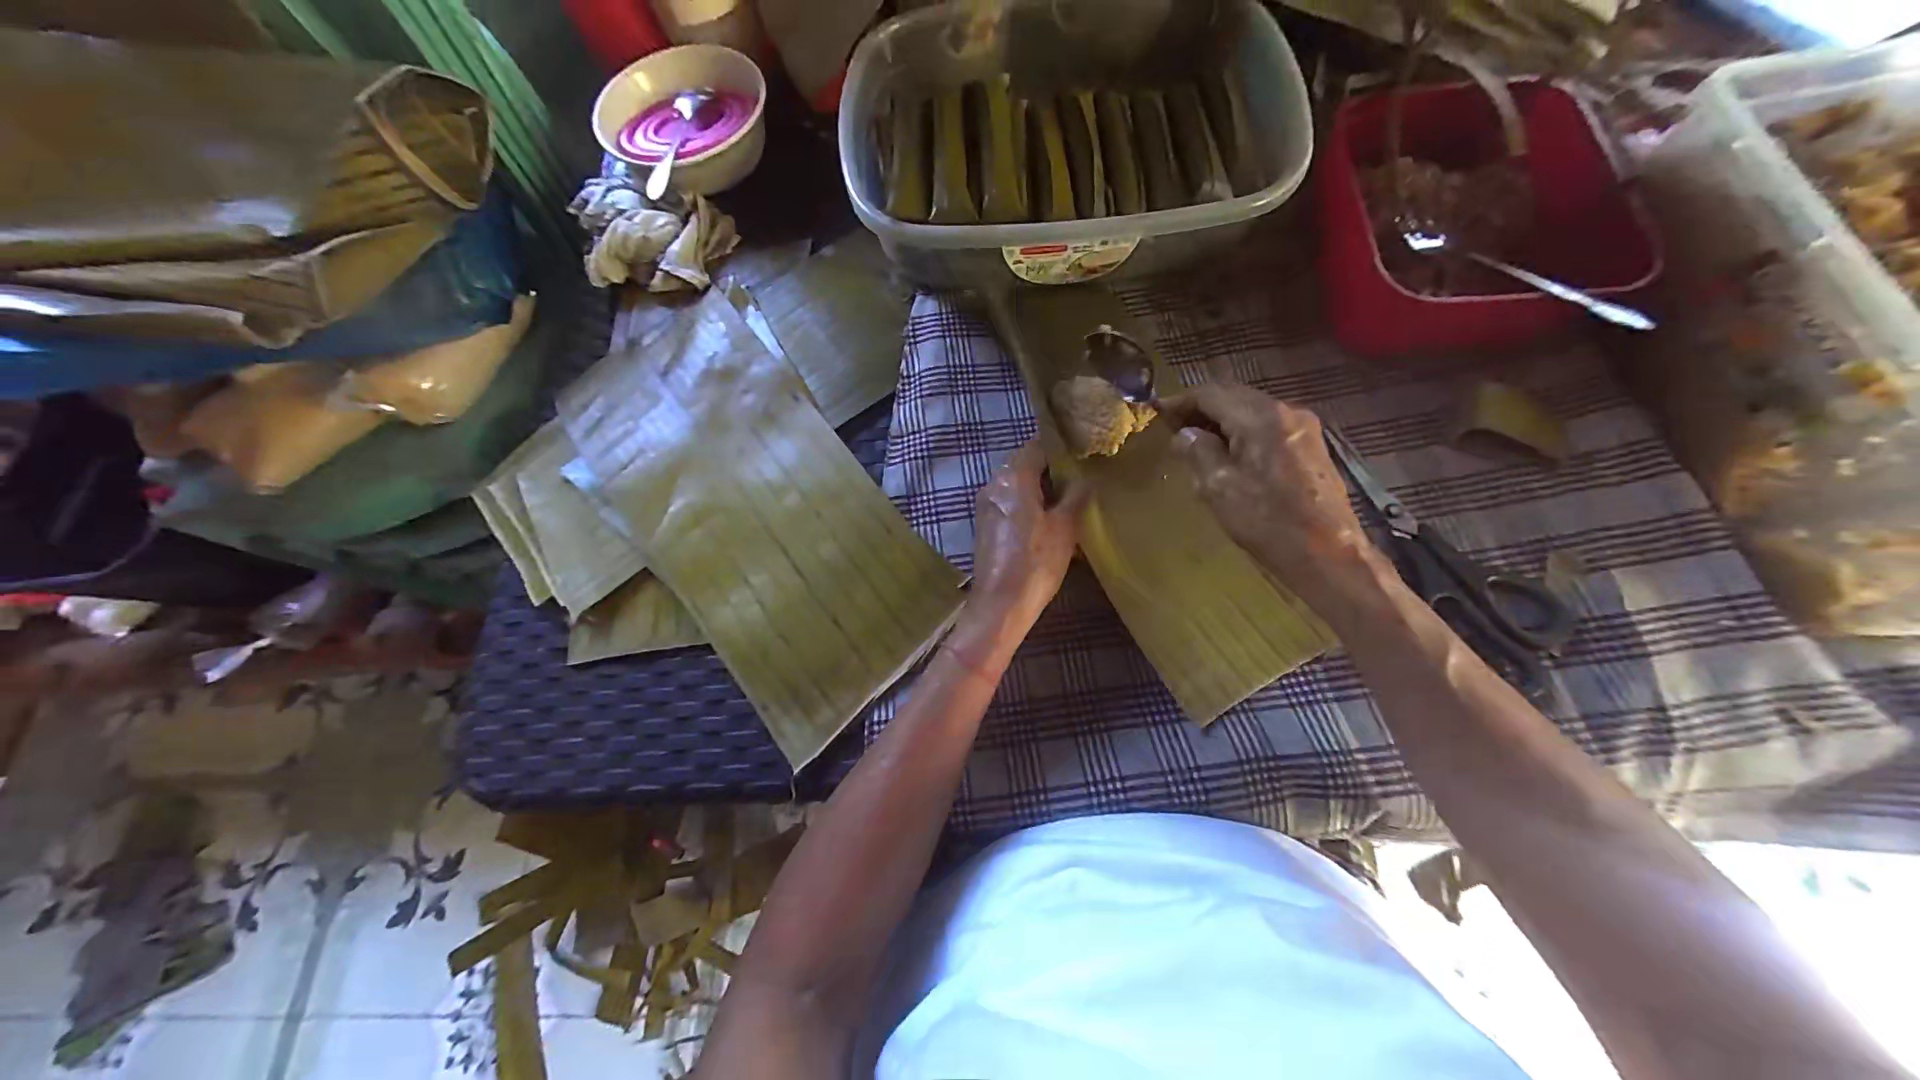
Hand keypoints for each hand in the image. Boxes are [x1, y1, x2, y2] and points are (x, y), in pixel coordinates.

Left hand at [969, 440, 1087, 628]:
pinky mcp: (985, 524)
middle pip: (1024, 462)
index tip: (1083, 451)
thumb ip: (1076, 494)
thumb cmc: (1036, 563)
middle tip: (1080, 474)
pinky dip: (1026, 501)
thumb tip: (1085, 475)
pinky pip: (1008, 500)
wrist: (1000, 605)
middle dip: (1050, 466)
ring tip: (1067, 496)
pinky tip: (1046, 516)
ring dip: (1038, 485)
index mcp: (1012, 477)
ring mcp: (985, 504)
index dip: (1060, 446)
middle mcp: (993, 483)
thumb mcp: (1065, 527)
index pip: (1037, 445)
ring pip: (1015, 482)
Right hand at [1161, 383, 1377, 596]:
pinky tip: (1229, 454)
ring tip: (1196, 442)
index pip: (1211, 393)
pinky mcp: (1311, 448)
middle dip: (1201, 409)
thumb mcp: (1218, 487)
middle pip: (1234, 397)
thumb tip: (1186, 434)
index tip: (1157, 413)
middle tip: (1172, 427)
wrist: (1328, 553)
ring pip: (1252, 412)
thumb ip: (1198, 452)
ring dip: (1222, 422)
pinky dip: (1243, 433)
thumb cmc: (1267, 521)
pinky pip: (1268, 428)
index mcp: (1260, 416)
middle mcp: (1286, 411)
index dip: (1180, 401)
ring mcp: (1303, 428)